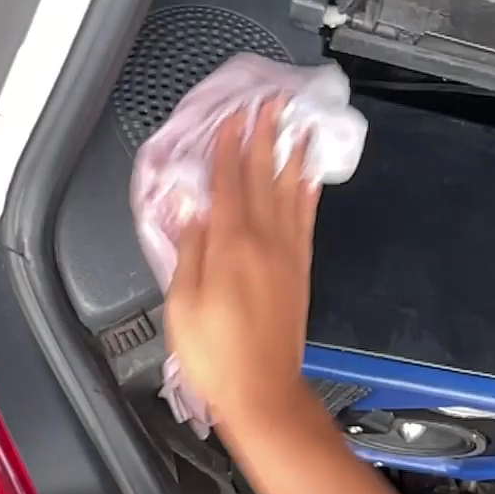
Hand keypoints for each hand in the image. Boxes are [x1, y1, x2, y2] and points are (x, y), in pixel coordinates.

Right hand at [166, 98, 320, 431]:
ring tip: (300, 126)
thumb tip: (189, 205)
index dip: (229, 147)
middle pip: (264, 178)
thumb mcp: (183, 304)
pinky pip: (307, 222)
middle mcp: (266, 243)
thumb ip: (189, 248)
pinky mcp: (301, 271)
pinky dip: (309, 195)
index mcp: (231, 247)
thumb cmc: (216, 354)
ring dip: (294, 156)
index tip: (234, 115)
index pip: (228, 183)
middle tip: (274, 101)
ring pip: (292, 194)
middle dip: (266, 136)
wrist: (263, 392)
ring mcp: (288, 256)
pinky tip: (311, 179)